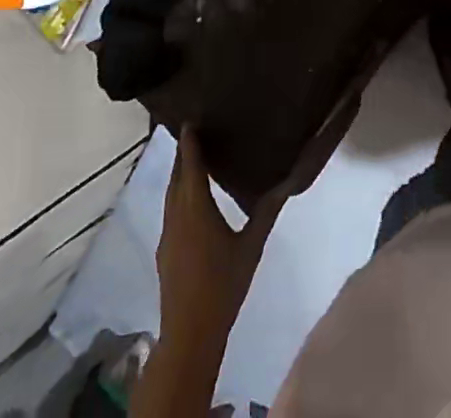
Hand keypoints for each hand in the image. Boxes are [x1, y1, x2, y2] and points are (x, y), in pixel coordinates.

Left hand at [155, 128, 286, 344]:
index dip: (189, 143)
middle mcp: (176, 214)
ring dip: (179, 174)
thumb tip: (285, 184)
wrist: (190, 329)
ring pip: (170, 194)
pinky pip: (170, 209)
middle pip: (176, 176)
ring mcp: (167, 232)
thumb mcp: (252, 246)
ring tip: (193, 159)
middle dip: (183, 154)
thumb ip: (266, 213)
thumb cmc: (224, 284)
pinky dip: (178, 194)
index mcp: (196, 208)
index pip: (190, 166)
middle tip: (194, 132)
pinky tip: (191, 200)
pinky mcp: (165, 248)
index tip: (190, 120)